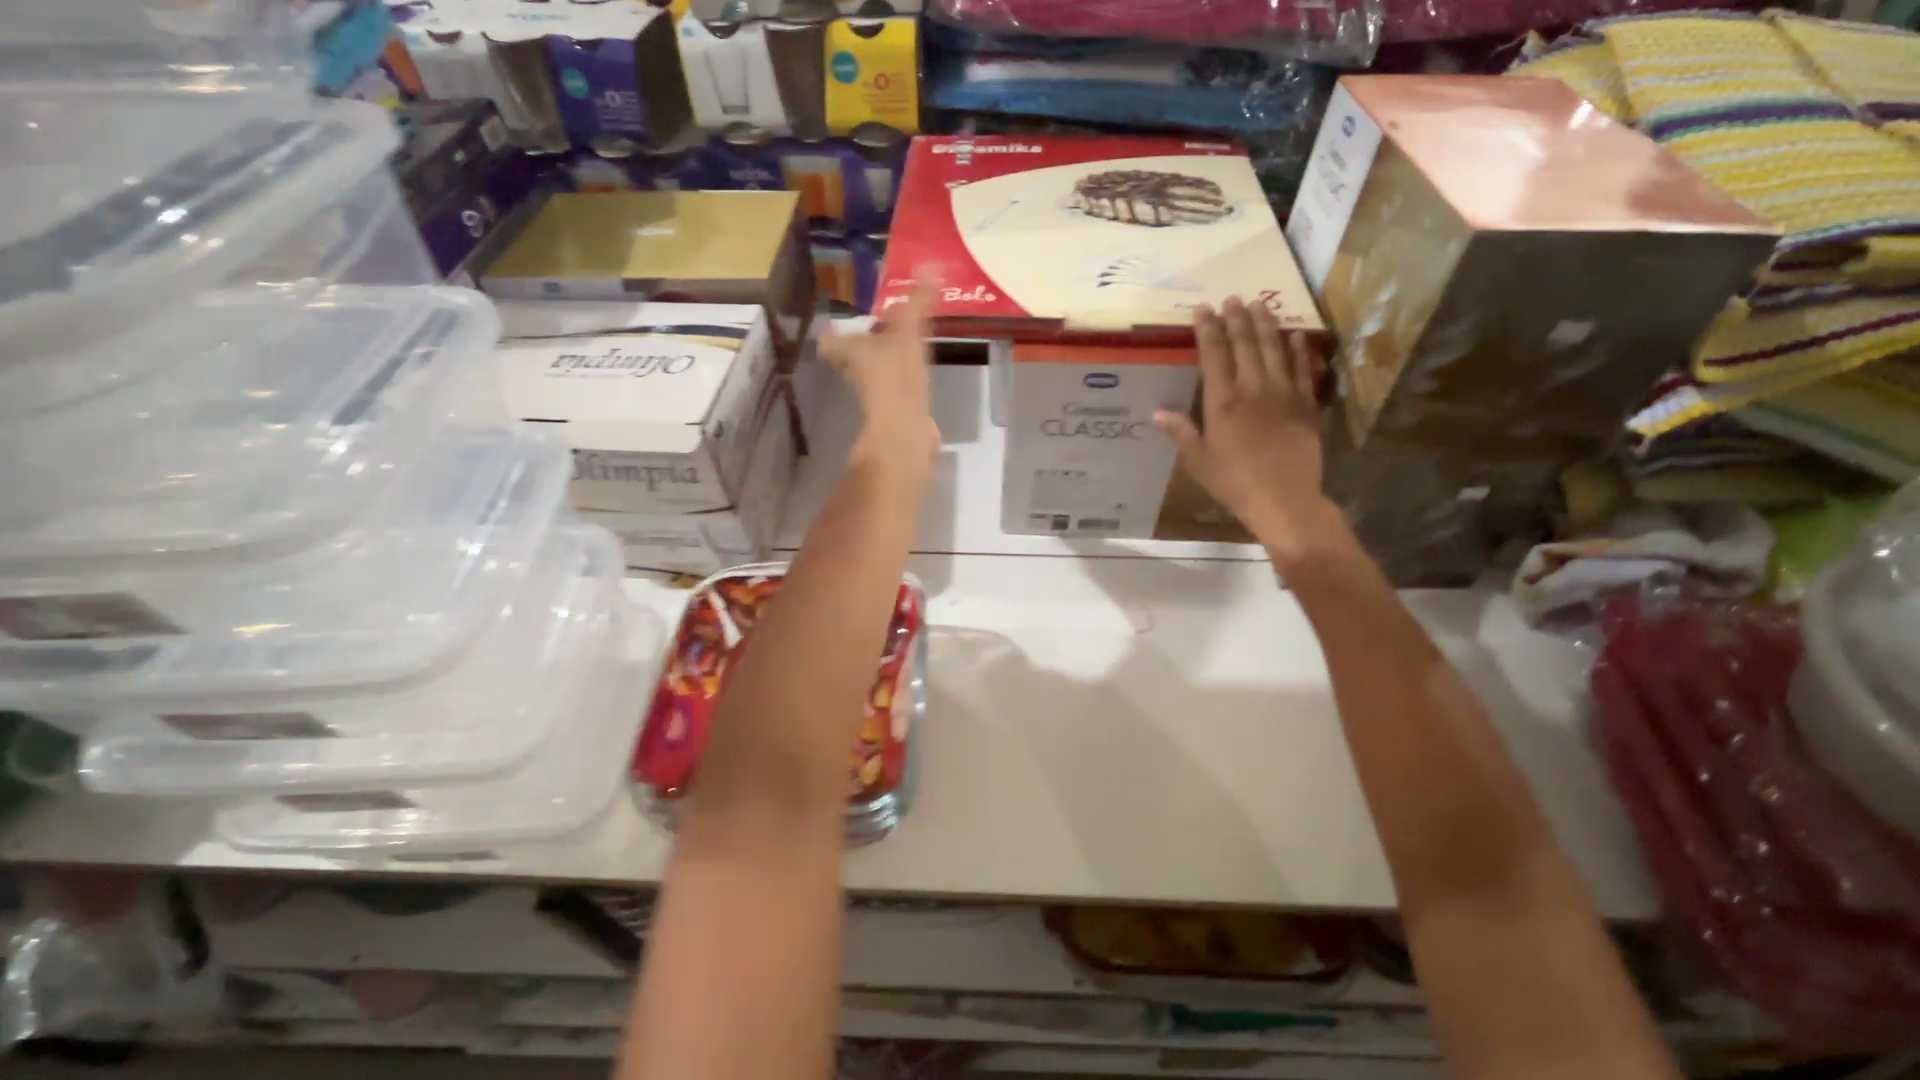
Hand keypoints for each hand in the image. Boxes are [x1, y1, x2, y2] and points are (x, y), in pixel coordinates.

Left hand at [820, 280, 938, 467]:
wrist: (905, 428)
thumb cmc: (895, 374)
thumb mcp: (908, 331)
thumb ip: (917, 302)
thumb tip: (932, 266)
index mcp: (847, 351)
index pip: (829, 342)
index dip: (833, 334)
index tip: (842, 324)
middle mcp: (854, 373)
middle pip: (849, 358)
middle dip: (863, 346)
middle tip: (880, 329)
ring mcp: (873, 394)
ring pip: (872, 373)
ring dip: (883, 362)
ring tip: (901, 346)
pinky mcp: (892, 409)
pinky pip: (893, 388)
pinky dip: (901, 380)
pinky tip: (917, 372)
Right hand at [1156, 297, 1343, 563]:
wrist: (1284, 499)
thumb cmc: (1234, 483)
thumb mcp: (1199, 461)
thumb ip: (1181, 432)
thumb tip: (1158, 412)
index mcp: (1222, 402)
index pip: (1213, 355)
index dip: (1208, 330)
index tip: (1204, 309)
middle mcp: (1253, 389)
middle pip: (1245, 344)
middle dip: (1237, 319)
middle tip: (1232, 298)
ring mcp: (1283, 394)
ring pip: (1274, 350)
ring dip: (1266, 325)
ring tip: (1261, 304)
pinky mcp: (1307, 405)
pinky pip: (1303, 370)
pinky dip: (1300, 351)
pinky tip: (1296, 336)